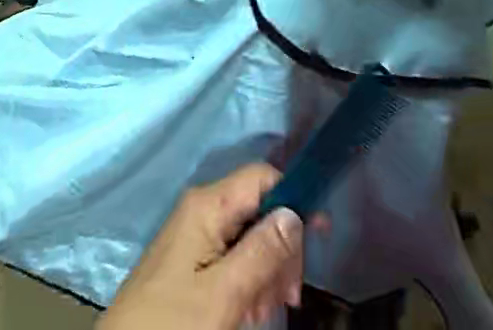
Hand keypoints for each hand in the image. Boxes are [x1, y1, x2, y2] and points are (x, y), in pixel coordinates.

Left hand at [99, 164, 303, 329]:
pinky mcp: (191, 259)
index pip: (263, 176)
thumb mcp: (223, 293)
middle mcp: (202, 209)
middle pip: (260, 207)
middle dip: (281, 247)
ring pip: (250, 234)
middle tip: (286, 295)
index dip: (295, 198)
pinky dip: (248, 279)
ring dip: (267, 269)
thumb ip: (262, 251)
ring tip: (263, 310)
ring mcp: (195, 234)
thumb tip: (296, 211)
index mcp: (207, 205)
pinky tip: (248, 309)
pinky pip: (233, 255)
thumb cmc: (173, 324)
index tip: (319, 238)